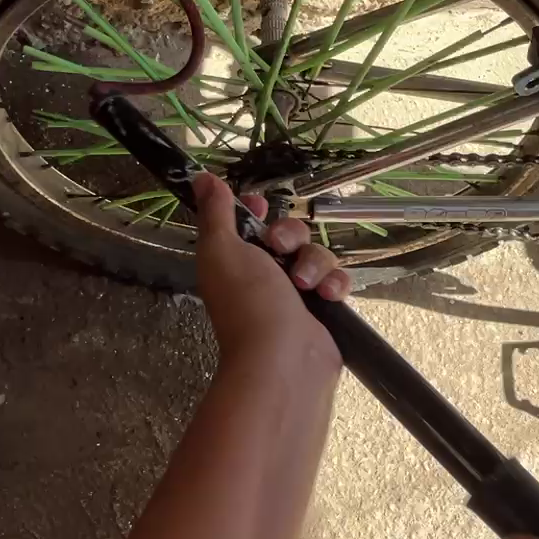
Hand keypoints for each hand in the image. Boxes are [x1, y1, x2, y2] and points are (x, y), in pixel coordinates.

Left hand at [192, 172, 350, 374]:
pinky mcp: (323, 307)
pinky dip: (335, 284)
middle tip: (282, 249)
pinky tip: (328, 296)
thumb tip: (201, 179)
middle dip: (291, 235)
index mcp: (235, 260)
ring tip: (306, 286)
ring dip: (314, 264)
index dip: (256, 210)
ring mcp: (296, 293)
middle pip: (289, 233)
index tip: (259, 205)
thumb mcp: (222, 250)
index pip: (248, 223)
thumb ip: (215, 213)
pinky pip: (337, 279)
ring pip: (317, 254)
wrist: (282, 359)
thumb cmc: (248, 302)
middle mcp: (265, 275)